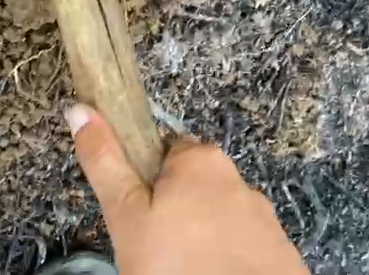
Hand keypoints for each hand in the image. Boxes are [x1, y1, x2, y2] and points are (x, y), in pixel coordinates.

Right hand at [67, 105, 309, 274]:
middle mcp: (242, 182)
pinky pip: (249, 255)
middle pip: (196, 189)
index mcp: (201, 160)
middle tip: (159, 252)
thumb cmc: (177, 269)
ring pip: (222, 223)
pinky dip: (233, 267)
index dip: (149, 185)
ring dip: (206, 242)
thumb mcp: (126, 217)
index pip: (166, 154)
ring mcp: (272, 227)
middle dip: (178, 214)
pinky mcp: (290, 266)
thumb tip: (78, 108)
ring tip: (186, 273)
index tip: (142, 220)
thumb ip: (103, 161)